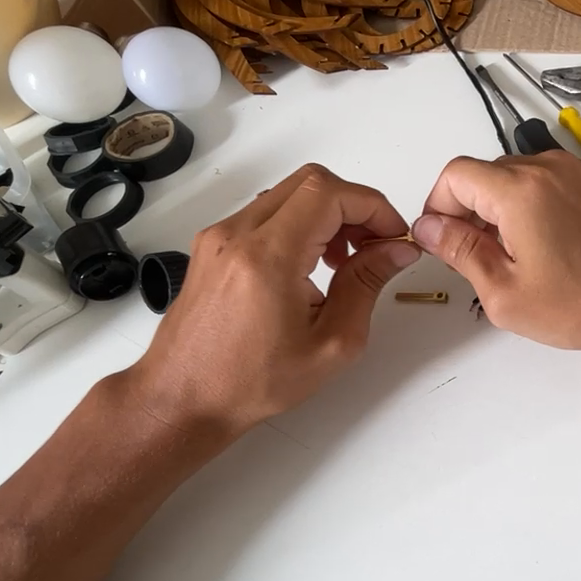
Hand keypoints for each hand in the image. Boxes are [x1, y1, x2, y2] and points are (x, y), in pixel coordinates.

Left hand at [123, 164, 419, 436]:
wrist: (183, 398)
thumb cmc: (252, 381)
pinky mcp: (214, 244)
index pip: (331, 193)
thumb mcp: (332, 343)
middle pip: (312, 181)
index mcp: (268, 257)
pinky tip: (314, 265)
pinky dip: (303, 223)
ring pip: (291, 192)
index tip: (392, 237)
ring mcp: (221, 236)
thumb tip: (396, 250)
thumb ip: (366, 285)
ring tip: (346, 261)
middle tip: (375, 244)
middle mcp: (238, 235)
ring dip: (330, 214)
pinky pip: (270, 211)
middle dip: (355, 205)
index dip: (374, 207)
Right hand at [410, 152, 580, 351]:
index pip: (454, 175)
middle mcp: (546, 168)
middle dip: (468, 213)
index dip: (438, 208)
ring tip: (514, 260)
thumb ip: (459, 251)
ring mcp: (572, 171)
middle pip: (482, 175)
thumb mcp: (505, 292)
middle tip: (478, 261)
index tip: (442, 242)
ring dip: (497, 211)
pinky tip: (540, 248)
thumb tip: (428, 227)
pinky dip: (526, 207)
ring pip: (510, 178)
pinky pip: (539, 183)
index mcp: (519, 190)